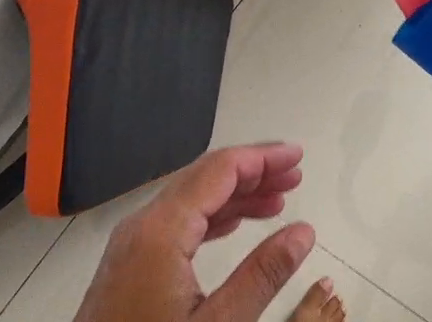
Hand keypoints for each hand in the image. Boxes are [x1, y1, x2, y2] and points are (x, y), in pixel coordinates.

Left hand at [74, 143, 314, 321]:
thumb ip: (262, 275)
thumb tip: (303, 232)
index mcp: (161, 230)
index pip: (219, 170)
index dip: (262, 158)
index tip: (297, 157)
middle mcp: (142, 226)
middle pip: (205, 177)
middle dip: (253, 172)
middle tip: (294, 176)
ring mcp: (131, 246)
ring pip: (191, 200)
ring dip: (235, 195)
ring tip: (277, 201)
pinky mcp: (127, 267)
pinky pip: (176, 223)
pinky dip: (212, 216)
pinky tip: (237, 225)